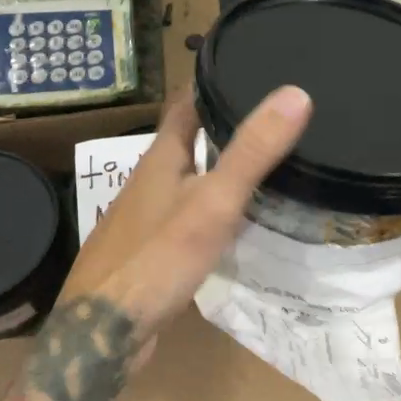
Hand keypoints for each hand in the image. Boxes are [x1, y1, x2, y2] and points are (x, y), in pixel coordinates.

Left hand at [59, 85, 311, 346]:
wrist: (104, 332)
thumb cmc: (157, 259)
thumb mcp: (214, 201)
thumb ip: (253, 152)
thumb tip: (296, 93)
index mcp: (161, 159)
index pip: (186, 104)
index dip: (214, 83)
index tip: (249, 68)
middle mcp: (149, 182)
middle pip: (188, 141)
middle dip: (224, 126)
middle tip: (272, 117)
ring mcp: (146, 219)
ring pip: (188, 180)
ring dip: (219, 169)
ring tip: (265, 164)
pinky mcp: (150, 252)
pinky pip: (187, 217)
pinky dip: (213, 209)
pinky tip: (237, 223)